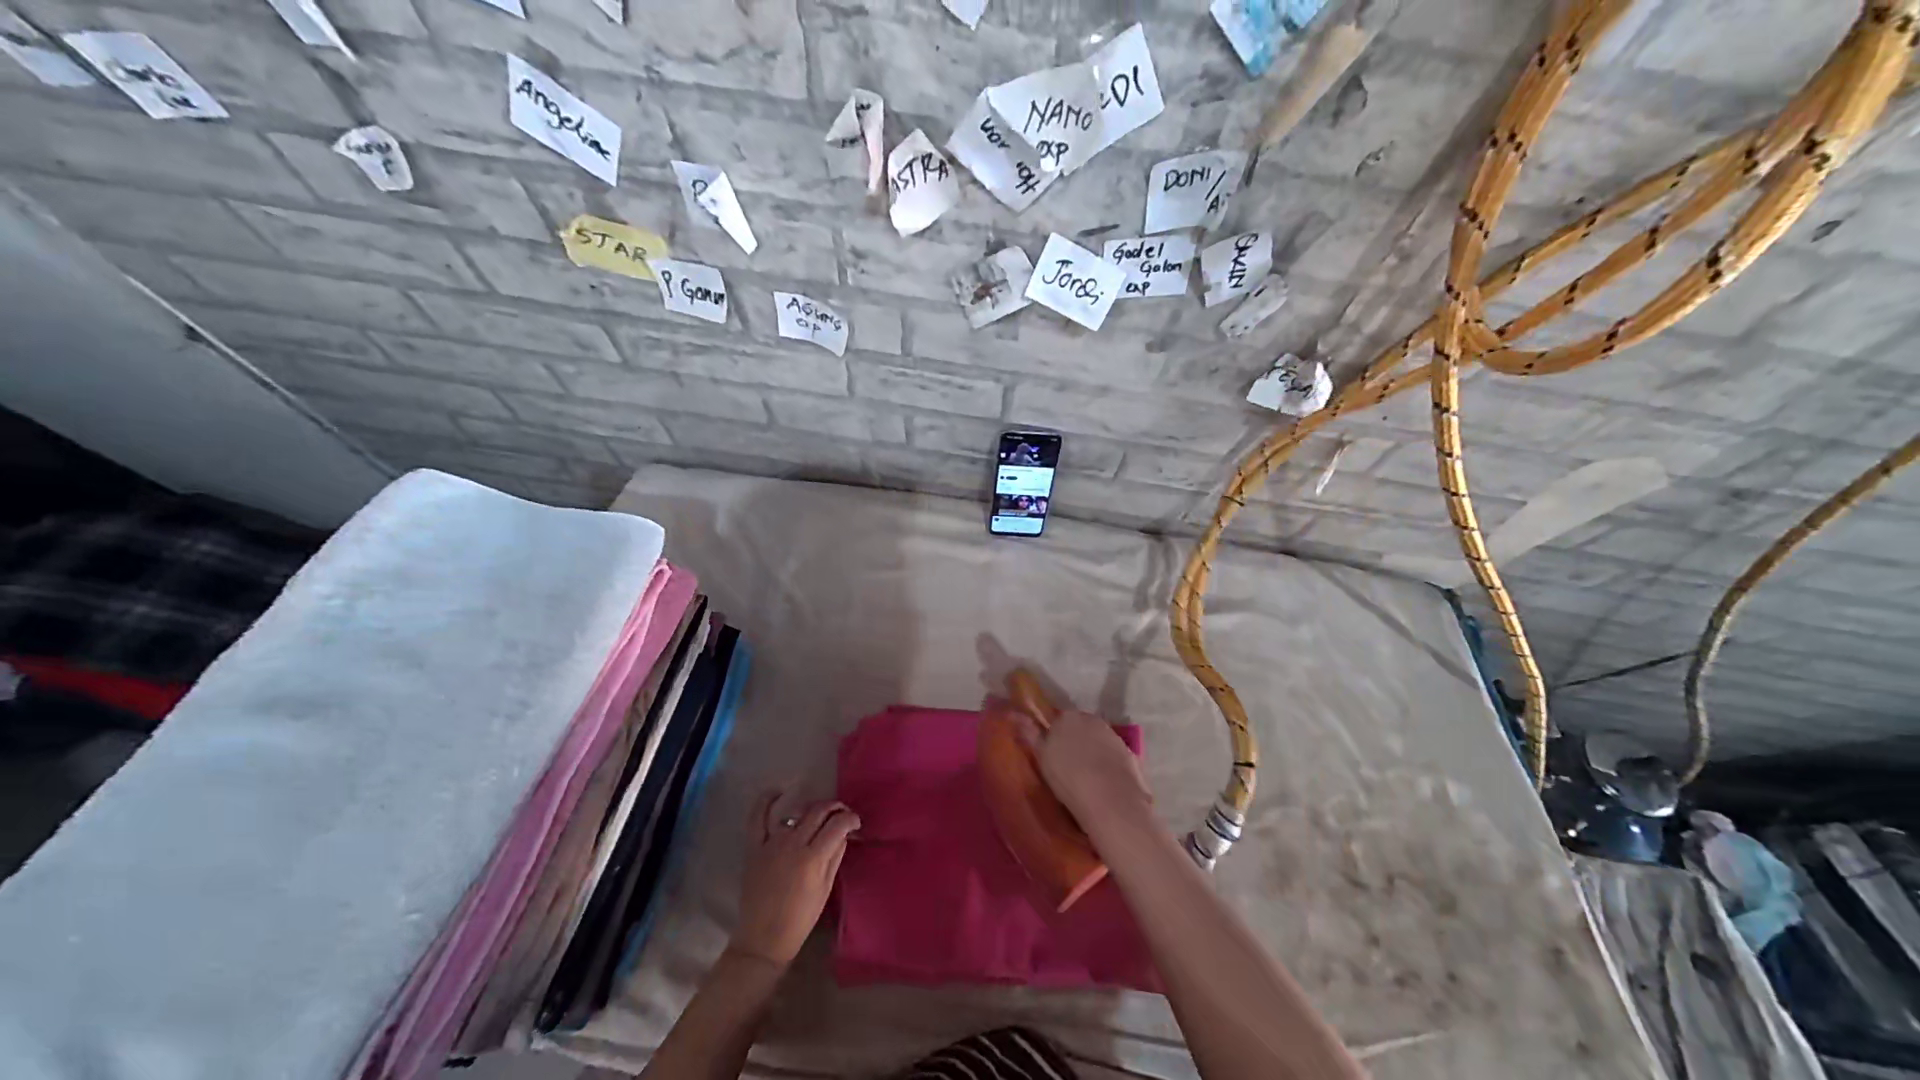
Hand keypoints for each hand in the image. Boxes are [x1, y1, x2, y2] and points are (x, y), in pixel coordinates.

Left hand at [729, 792, 860, 967]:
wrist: (763, 939)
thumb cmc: (800, 918)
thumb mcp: (826, 888)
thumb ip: (835, 856)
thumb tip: (844, 833)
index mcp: (813, 858)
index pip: (837, 824)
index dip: (850, 819)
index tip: (856, 822)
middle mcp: (792, 844)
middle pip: (818, 812)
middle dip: (835, 808)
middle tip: (842, 815)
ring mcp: (771, 843)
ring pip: (796, 812)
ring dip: (812, 809)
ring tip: (820, 815)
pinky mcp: (754, 847)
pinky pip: (757, 818)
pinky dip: (765, 801)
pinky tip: (778, 791)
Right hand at [1008, 708, 1154, 835]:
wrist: (1110, 801)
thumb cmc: (1068, 779)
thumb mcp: (1042, 758)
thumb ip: (1030, 734)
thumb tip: (1015, 715)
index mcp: (1068, 717)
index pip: (1059, 720)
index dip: (1055, 737)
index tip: (1052, 755)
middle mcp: (1093, 720)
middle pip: (1080, 728)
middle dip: (1075, 743)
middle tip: (1068, 768)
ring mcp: (1114, 737)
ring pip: (1098, 742)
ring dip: (1093, 754)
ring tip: (1087, 780)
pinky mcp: (1131, 755)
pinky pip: (1113, 757)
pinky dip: (1108, 766)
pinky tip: (1104, 786)